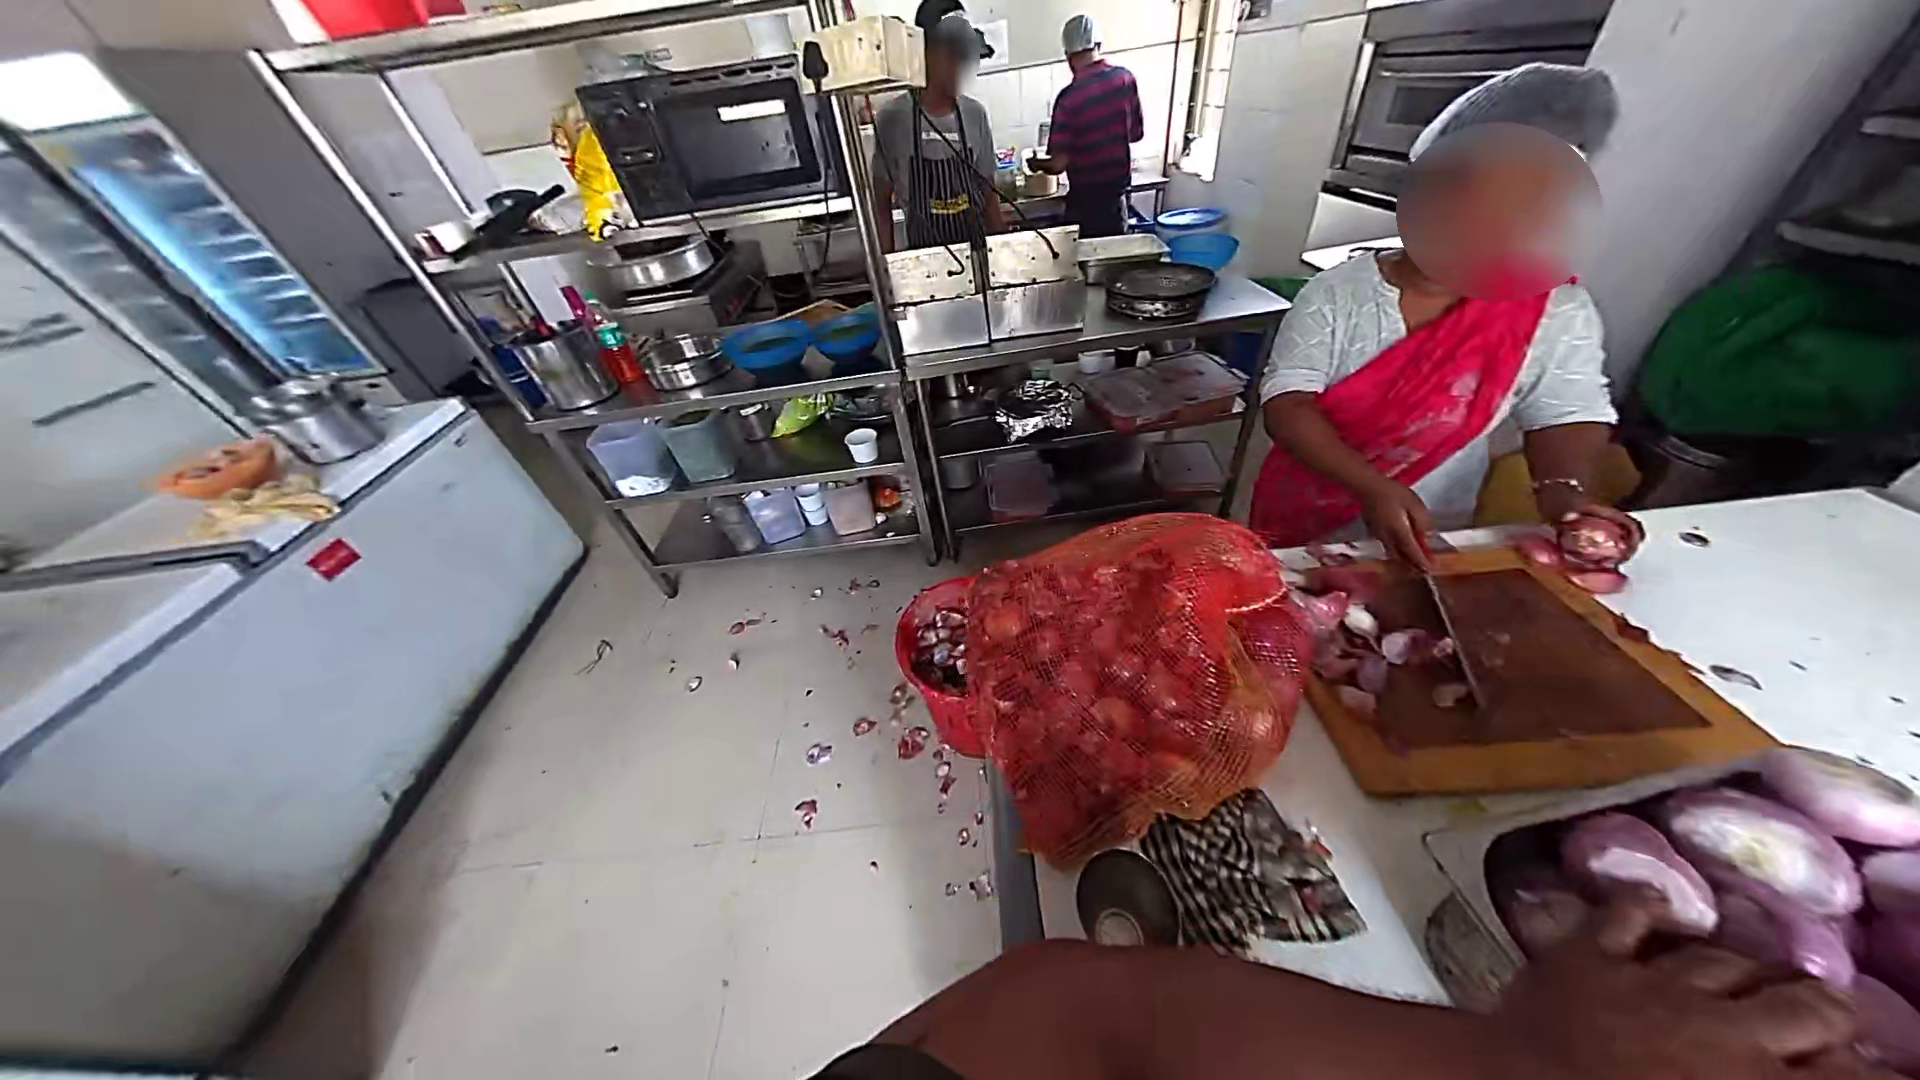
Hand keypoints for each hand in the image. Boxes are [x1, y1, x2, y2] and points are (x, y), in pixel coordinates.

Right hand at [1358, 479, 1434, 570]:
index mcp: (1399, 531)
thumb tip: (1429, 537)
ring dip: (1403, 560)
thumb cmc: (1392, 493)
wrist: (1367, 487)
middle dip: (1412, 565)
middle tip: (1425, 569)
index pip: (1412, 552)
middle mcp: (1387, 537)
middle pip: (1400, 557)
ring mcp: (1378, 535)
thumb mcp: (1414, 504)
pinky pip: (1386, 546)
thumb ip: (1423, 522)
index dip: (1423, 562)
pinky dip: (1396, 552)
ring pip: (1392, 553)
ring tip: (1414, 562)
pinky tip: (1401, 548)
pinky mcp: (1373, 531)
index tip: (1433, 568)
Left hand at [1495, 894, 1882, 1079]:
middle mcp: (1723, 1027)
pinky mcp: (1588, 953)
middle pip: (1801, 1005)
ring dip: (1747, 963)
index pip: (1853, 1076)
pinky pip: (1620, 916)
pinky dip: (1641, 904)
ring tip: (1762, 966)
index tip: (1871, 1062)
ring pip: (1720, 959)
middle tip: (1828, 1003)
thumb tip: (1792, 1075)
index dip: (1868, 1067)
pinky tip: (1658, 900)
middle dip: (1823, 1004)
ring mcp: (1651, 981)